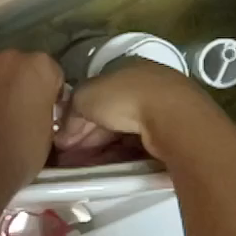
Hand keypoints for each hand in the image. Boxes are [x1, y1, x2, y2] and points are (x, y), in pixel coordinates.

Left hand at [0, 51, 63, 191]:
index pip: (48, 75)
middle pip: (14, 68)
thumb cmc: (20, 152)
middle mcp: (11, 55)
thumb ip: (42, 110)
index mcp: (41, 67)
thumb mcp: (47, 131)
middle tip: (7, 115)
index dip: (43, 95)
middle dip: (13, 86)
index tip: (36, 113)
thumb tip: (33, 112)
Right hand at [53, 62, 233, 162]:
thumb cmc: (125, 97)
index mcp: (127, 68)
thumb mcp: (85, 96)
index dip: (76, 115)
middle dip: (86, 136)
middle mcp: (147, 85)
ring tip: (80, 167)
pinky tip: (104, 168)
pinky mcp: (172, 133)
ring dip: (99, 149)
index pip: (96, 93)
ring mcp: (163, 109)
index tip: (63, 137)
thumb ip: (71, 110)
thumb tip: (64, 133)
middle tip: (67, 157)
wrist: (172, 117)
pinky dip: (119, 156)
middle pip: (109, 114)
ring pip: (122, 132)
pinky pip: (138, 146)